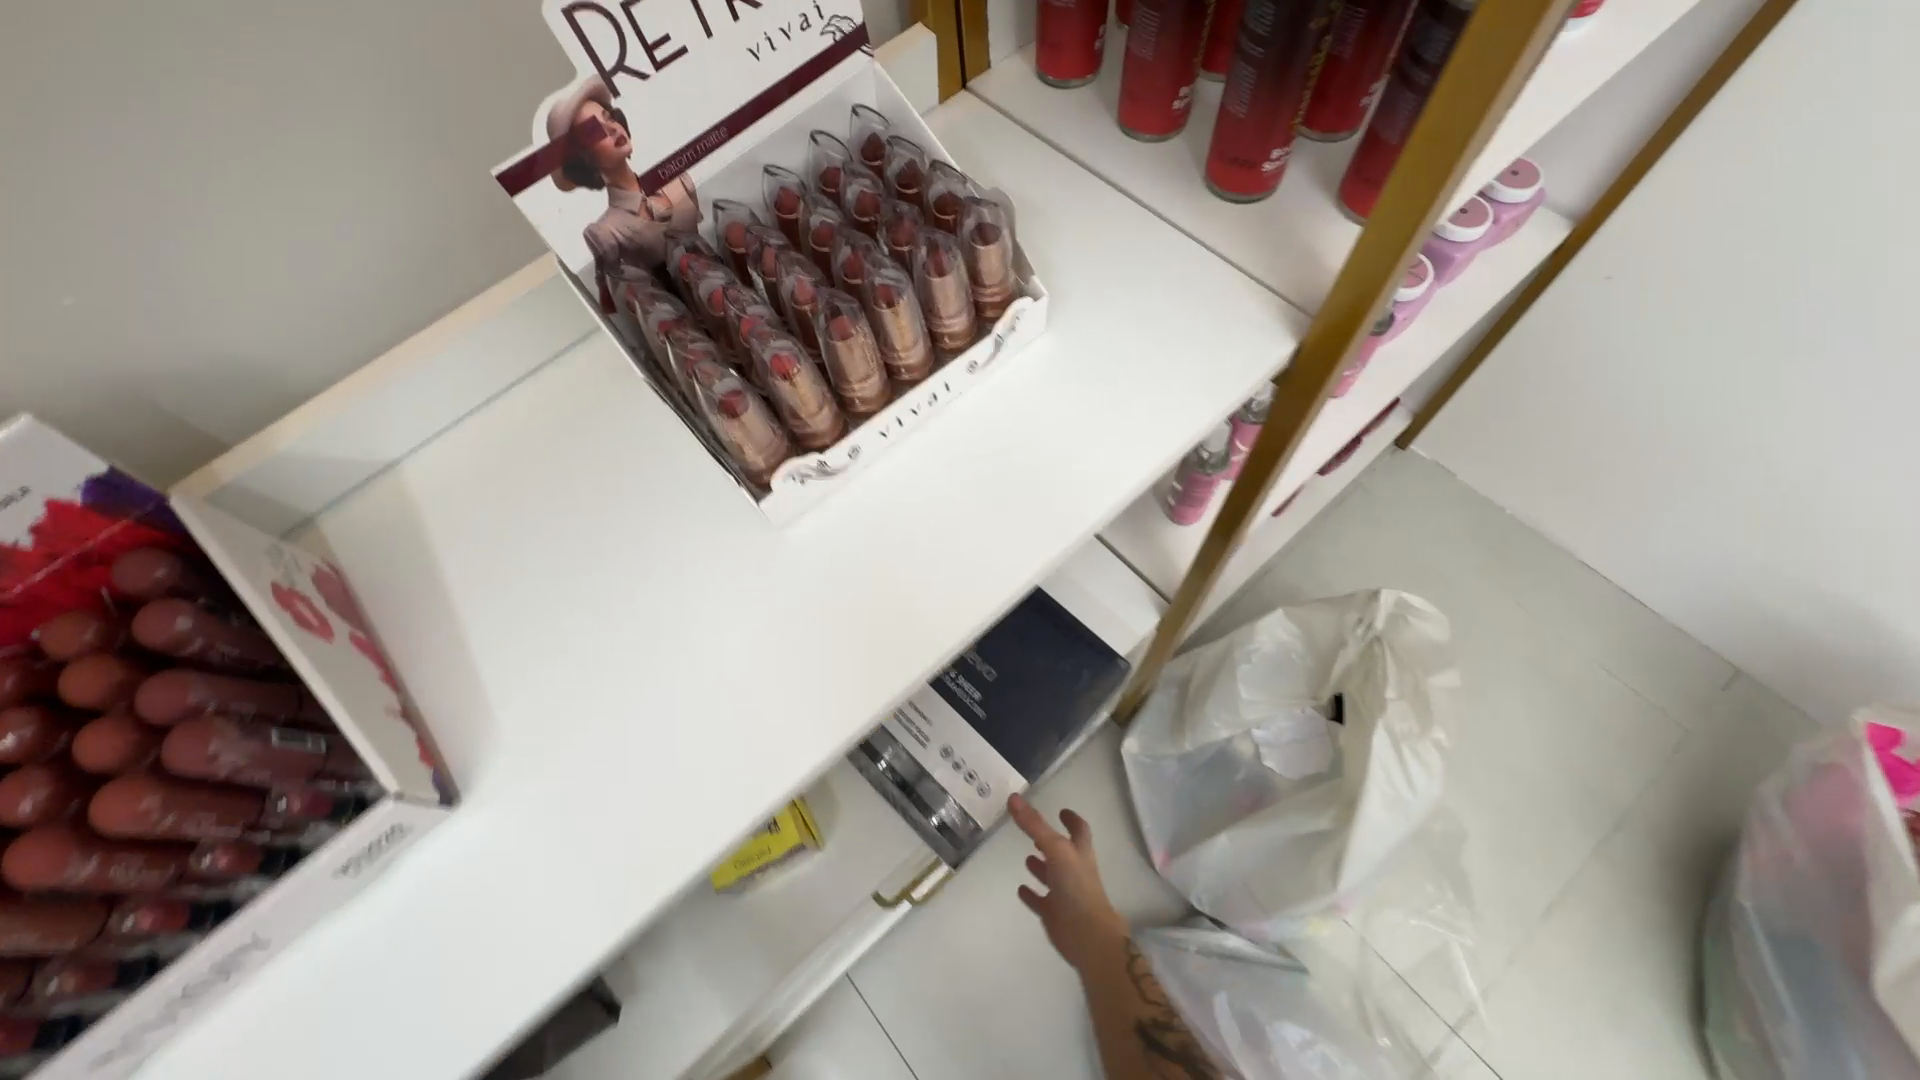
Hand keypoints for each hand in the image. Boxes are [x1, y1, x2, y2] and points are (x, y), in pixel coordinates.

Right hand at [1009, 793, 1129, 976]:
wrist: (1086, 934)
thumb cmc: (1076, 886)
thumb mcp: (1055, 849)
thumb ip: (1034, 825)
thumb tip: (1013, 798)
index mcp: (1080, 853)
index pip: (1079, 830)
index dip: (1072, 819)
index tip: (1062, 810)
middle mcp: (1074, 870)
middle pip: (1063, 852)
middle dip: (1050, 842)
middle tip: (1033, 831)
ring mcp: (1064, 893)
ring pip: (1051, 875)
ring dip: (1040, 866)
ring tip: (1025, 856)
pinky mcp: (1053, 913)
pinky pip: (1040, 900)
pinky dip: (1031, 894)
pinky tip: (1020, 888)